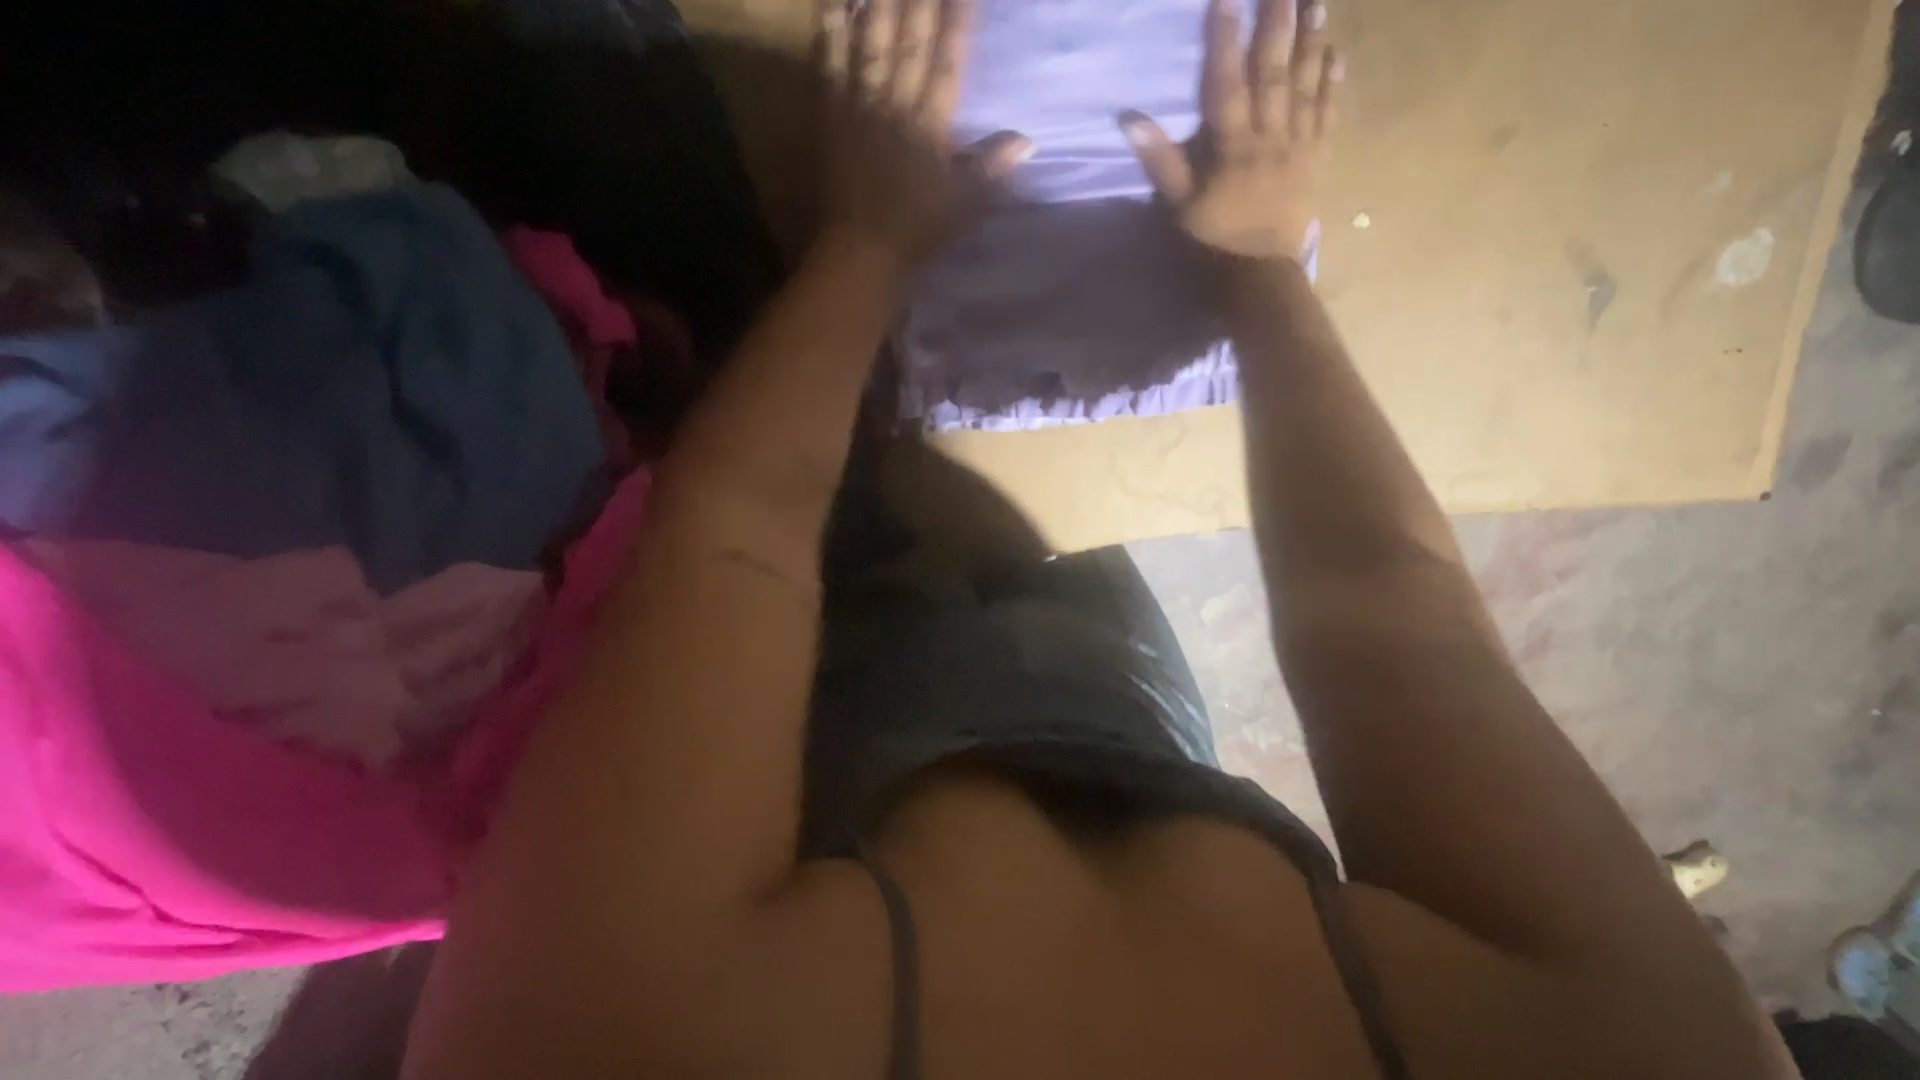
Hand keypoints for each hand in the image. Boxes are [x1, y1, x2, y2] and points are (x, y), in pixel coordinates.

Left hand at [815, 0, 1031, 263]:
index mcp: (930, 125)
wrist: (861, 250)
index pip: (948, 62)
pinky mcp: (832, 118)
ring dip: (878, 4)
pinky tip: (834, 5)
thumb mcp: (963, 203)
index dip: (958, 21)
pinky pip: (830, 67)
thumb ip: (991, 166)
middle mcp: (896, 105)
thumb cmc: (917, 229)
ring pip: (870, 44)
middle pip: (909, 41)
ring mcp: (860, 108)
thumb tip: (1028, 139)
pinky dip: (831, 34)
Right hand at [1120, 0, 1340, 261]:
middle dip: (1278, 24)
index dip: (1224, 39)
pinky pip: (1327, 118)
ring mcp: (1297, 149)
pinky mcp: (1315, 163)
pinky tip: (1338, 53)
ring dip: (1312, 41)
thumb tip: (1130, 119)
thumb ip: (1161, 162)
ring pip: (1306, 87)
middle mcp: (1270, 139)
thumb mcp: (1179, 208)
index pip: (1226, 83)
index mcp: (1233, 148)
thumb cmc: (1213, 246)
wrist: (1259, 279)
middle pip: (1274, 73)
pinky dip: (1333, 85)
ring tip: (1318, 0)